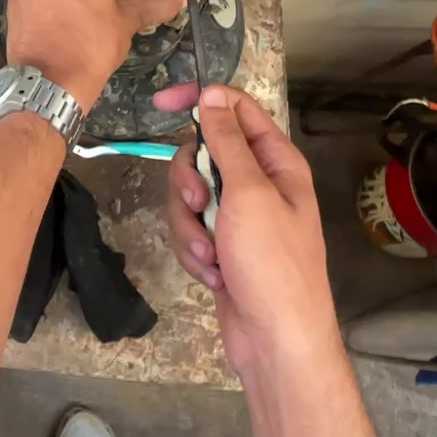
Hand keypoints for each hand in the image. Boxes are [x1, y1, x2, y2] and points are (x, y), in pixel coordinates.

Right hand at [158, 82, 334, 376]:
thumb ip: (227, 141)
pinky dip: (193, 249)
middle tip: (197, 203)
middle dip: (189, 180)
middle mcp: (257, 182)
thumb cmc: (272, 263)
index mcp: (275, 161)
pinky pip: (189, 227)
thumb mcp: (248, 194)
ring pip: (189, 193)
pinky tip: (212, 273)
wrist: (275, 342)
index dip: (199, 100)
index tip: (160, 102)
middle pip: (202, 153)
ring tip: (209, 253)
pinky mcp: (220, 243)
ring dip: (189, 224)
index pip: (234, 109)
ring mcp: (237, 215)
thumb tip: (212, 94)